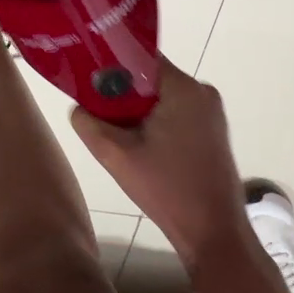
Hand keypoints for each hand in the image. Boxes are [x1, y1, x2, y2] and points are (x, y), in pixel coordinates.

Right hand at [71, 56, 246, 265]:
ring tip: (117, 131)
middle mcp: (201, 91)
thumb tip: (78, 106)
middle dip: (122, 91)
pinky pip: (175, 111)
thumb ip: (87, 123)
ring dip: (137, 110)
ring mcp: (211, 112)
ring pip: (160, 96)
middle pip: (148, 77)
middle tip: (98, 110)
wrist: (214, 235)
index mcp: (183, 87)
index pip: (138, 56)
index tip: (89, 79)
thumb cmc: (168, 191)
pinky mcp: (213, 131)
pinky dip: (155, 121)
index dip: (110, 64)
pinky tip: (141, 144)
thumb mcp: (116, 156)